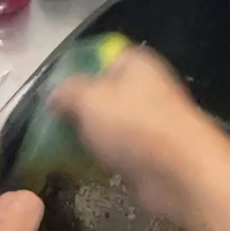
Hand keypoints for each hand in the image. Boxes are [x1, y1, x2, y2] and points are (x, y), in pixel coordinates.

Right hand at [49, 47, 229, 223]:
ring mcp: (148, 120)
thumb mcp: (89, 99)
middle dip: (76, 106)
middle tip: (48, 121)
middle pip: (101, 91)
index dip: (71, 70)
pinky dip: (101, 155)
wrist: (181, 174)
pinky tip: (80, 163)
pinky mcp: (150, 151)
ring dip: (87, 134)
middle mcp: (144, 87)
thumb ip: (66, 92)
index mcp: (134, 63)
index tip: (49, 90)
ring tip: (58, 145)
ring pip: (108, 122)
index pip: (97, 56)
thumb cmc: (134, 126)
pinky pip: (117, 148)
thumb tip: (53, 95)